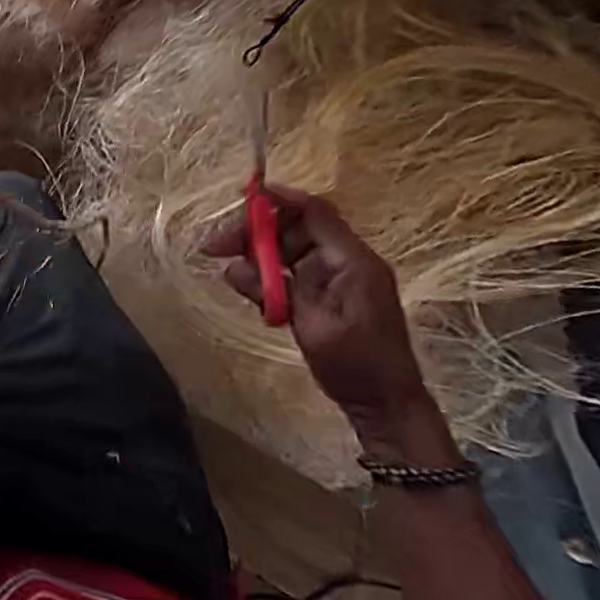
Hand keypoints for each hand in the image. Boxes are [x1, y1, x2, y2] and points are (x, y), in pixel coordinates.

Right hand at [204, 186, 436, 435]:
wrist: (385, 403)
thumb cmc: (356, 364)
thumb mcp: (311, 326)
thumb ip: (272, 291)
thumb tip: (231, 266)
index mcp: (352, 261)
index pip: (314, 212)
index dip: (278, 198)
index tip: (240, 196)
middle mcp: (344, 260)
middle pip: (293, 226)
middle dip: (253, 231)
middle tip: (215, 248)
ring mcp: (334, 275)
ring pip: (286, 246)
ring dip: (255, 253)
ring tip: (233, 274)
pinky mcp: (323, 290)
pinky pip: (289, 267)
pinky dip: (266, 272)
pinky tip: (251, 288)